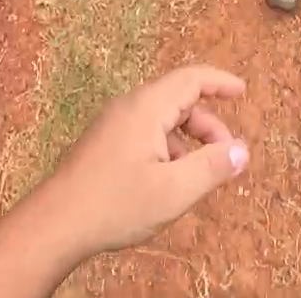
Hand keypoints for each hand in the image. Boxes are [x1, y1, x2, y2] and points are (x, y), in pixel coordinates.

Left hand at [0, 64, 249, 297]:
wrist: (57, 222)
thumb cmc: (115, 204)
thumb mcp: (173, 191)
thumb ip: (211, 168)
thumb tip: (242, 149)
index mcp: (146, 107)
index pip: (190, 79)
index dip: (219, 82)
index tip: (243, 90)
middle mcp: (129, 106)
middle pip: (178, 100)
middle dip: (208, 124)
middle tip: (229, 155)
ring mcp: (114, 122)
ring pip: (162, 118)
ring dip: (188, 139)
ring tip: (202, 174)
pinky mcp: (105, 141)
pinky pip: (146, 131)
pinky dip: (168, 147)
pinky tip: (170, 180)